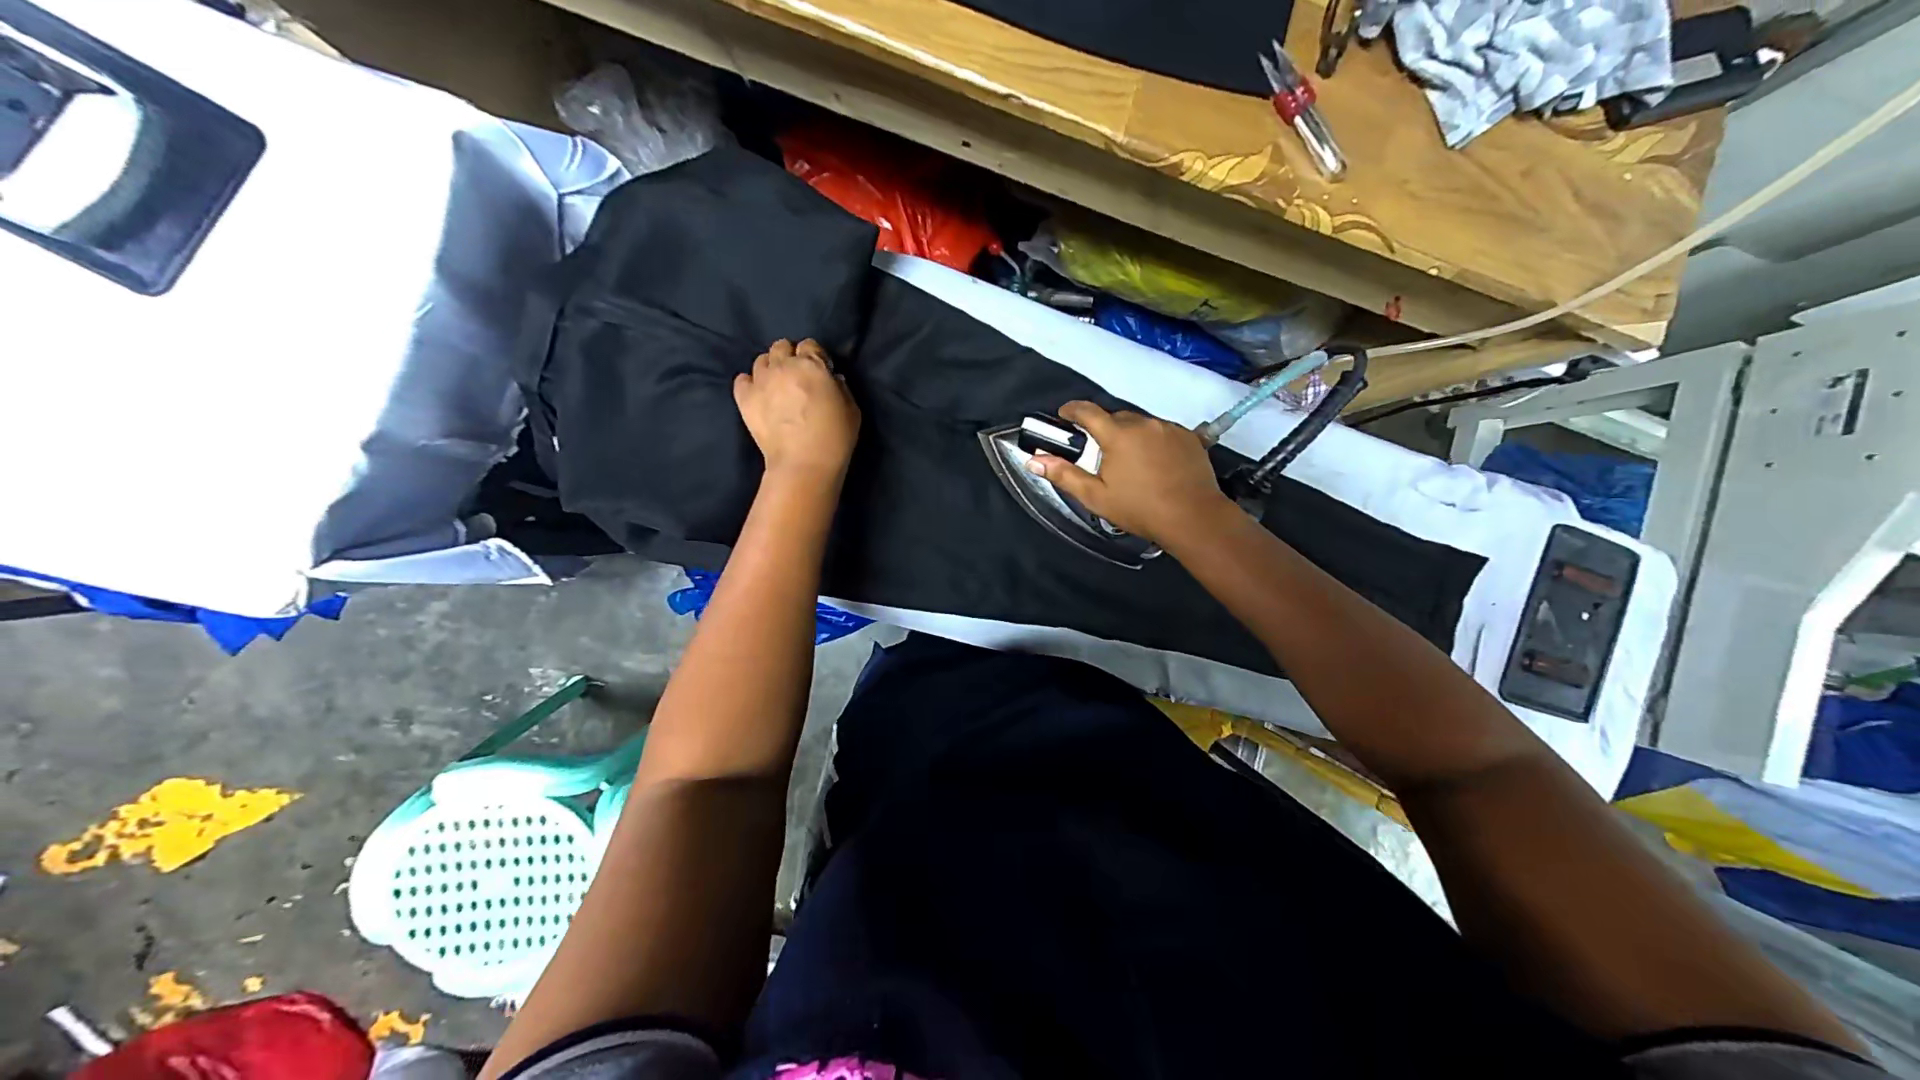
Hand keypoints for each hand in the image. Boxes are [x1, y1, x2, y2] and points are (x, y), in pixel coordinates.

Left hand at [734, 339, 860, 480]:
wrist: (804, 464)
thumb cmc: (835, 438)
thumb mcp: (852, 410)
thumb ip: (841, 389)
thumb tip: (832, 379)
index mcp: (812, 365)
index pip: (810, 345)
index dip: (815, 356)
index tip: (819, 371)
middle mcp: (783, 366)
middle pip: (781, 346)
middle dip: (790, 356)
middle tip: (796, 376)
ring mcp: (761, 381)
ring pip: (761, 360)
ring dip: (770, 368)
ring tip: (776, 386)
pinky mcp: (745, 399)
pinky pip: (741, 379)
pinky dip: (749, 383)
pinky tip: (758, 394)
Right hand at [1027, 401, 1235, 549]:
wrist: (1193, 517)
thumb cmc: (1140, 509)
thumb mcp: (1095, 496)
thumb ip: (1063, 474)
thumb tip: (1033, 460)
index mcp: (1117, 435)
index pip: (1087, 410)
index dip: (1072, 410)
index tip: (1064, 415)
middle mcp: (1144, 423)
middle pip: (1116, 417)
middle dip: (1104, 429)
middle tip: (1099, 451)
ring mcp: (1169, 428)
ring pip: (1141, 423)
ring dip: (1131, 435)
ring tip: (1130, 461)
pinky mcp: (1189, 437)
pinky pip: (1163, 431)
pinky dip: (1154, 440)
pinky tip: (1155, 462)